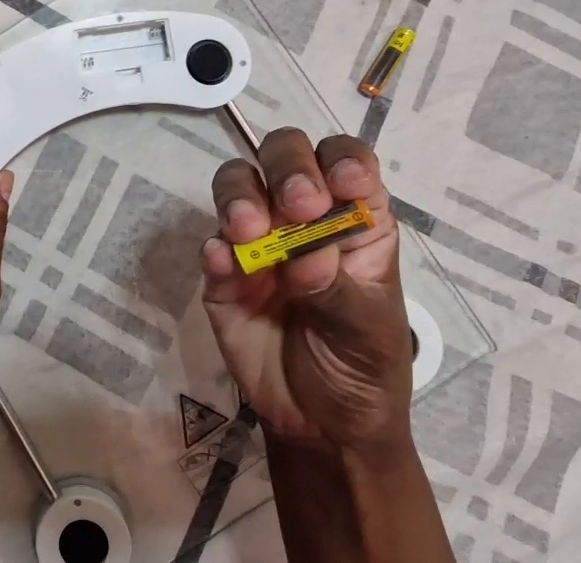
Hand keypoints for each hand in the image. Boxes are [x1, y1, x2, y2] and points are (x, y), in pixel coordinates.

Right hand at [199, 129, 410, 447]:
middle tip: (294, 204)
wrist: (319, 424)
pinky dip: (214, 248)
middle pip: (284, 156)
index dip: (341, 159)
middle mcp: (302, 215)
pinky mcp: (222, 270)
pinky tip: (224, 268)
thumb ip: (339, 291)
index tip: (340, 182)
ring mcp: (258, 238)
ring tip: (248, 232)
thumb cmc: (363, 367)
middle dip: (287, 167)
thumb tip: (307, 255)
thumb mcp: (369, 333)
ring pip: (238, 184)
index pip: (347, 163)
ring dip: (240, 196)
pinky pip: (211, 243)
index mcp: (353, 219)